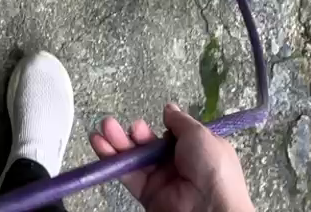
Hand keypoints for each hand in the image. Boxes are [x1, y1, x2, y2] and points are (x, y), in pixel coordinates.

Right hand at [88, 103, 254, 211]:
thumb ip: (180, 121)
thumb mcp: (201, 134)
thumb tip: (169, 108)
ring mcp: (161, 180)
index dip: (162, 126)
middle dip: (133, 131)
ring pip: (135, 156)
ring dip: (117, 141)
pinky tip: (98, 143)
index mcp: (197, 151)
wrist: (209, 210)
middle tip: (116, 122)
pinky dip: (112, 160)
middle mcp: (178, 164)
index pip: (173, 134)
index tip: (158, 120)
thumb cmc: (211, 168)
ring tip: (104, 128)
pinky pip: (128, 174)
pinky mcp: (148, 195)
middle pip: (149, 143)